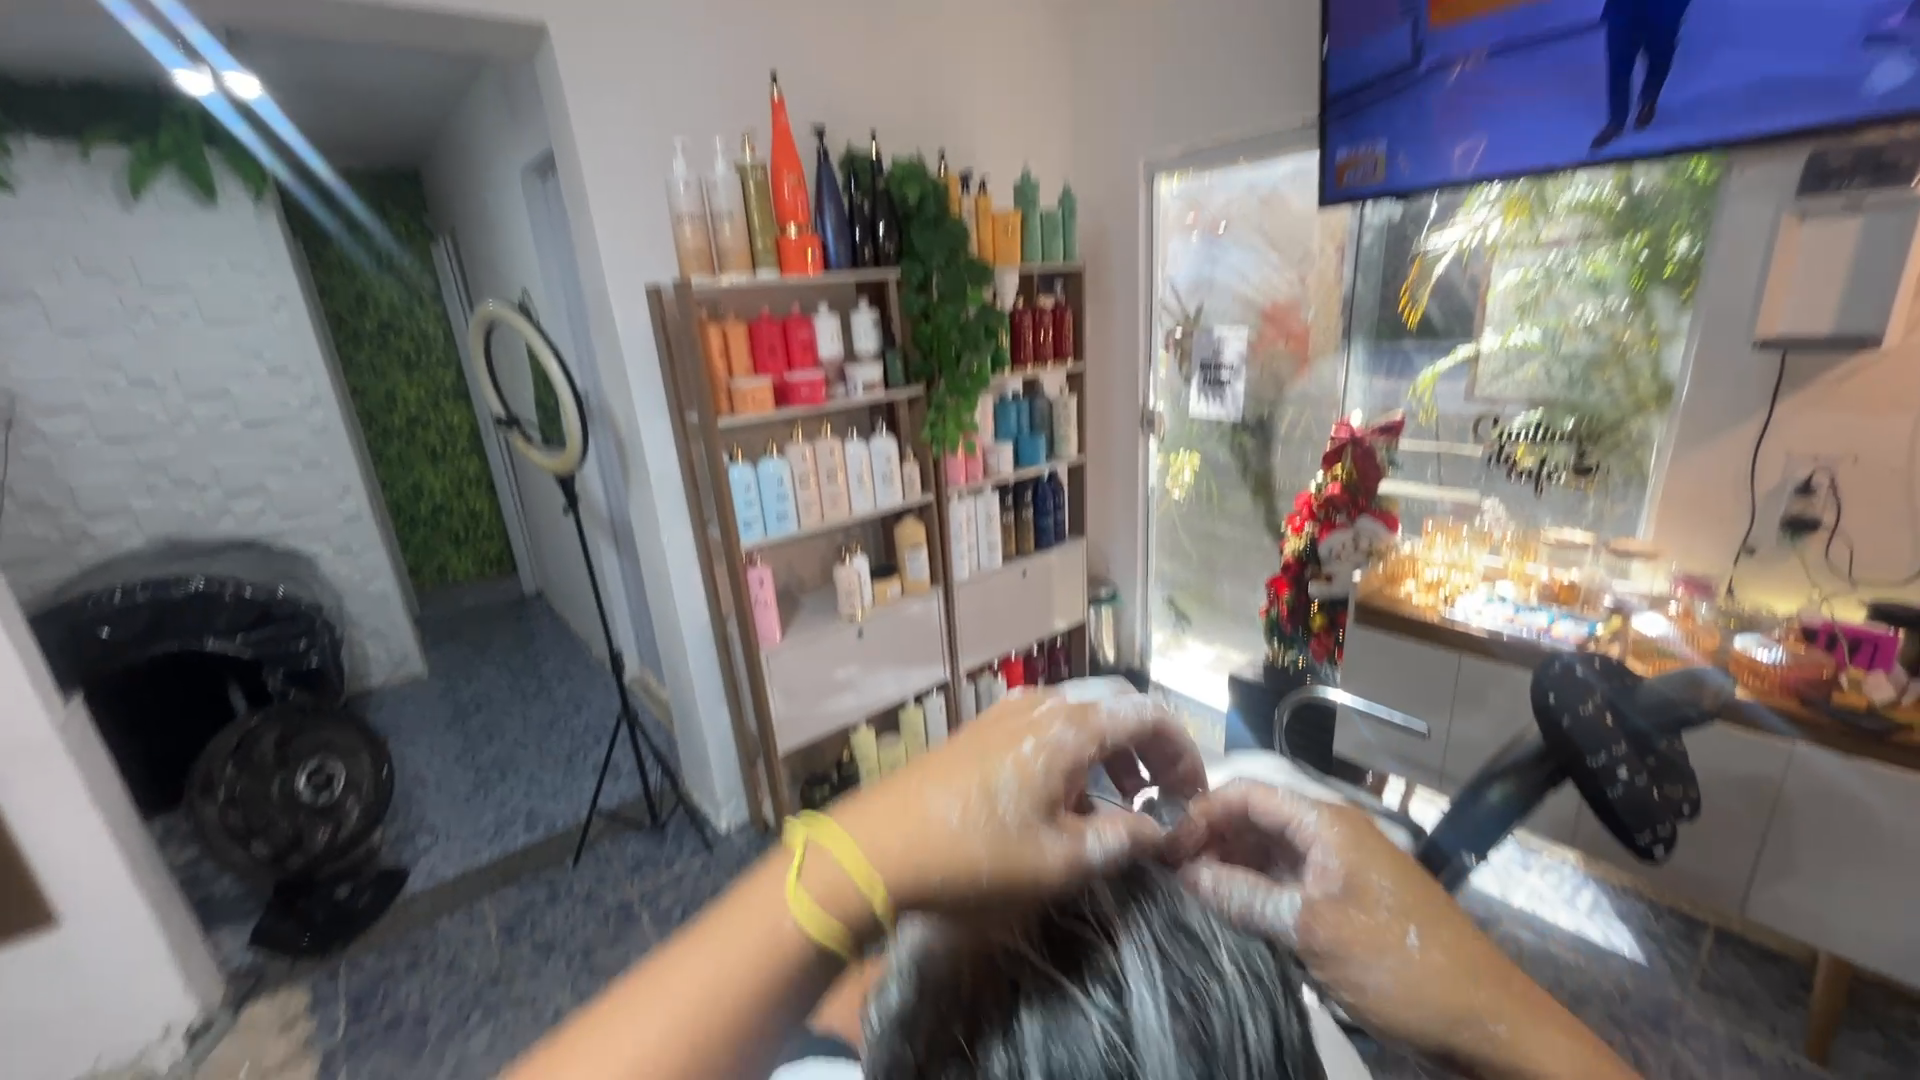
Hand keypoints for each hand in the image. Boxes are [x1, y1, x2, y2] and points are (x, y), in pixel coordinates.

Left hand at [832, 686, 1207, 915]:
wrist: (879, 845)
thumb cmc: (976, 854)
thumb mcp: (1060, 860)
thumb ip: (1119, 840)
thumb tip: (1157, 832)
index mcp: (1069, 726)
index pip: (1148, 715)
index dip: (1182, 751)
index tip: (1193, 794)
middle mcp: (1042, 705)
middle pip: (1115, 710)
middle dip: (1148, 751)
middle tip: (1159, 799)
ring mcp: (1007, 713)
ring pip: (1079, 720)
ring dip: (1110, 756)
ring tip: (1120, 805)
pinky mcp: (983, 731)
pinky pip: (1046, 731)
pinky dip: (1074, 757)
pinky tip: (1066, 802)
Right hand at [1172, 782, 1631, 1077]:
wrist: (1489, 1027)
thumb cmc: (1400, 965)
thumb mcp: (1313, 930)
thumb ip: (1245, 895)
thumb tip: (1183, 872)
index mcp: (1327, 823)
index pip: (1248, 793)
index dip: (1202, 813)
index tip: (1167, 847)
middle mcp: (1329, 835)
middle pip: (1254, 819)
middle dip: (1210, 839)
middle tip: (1170, 872)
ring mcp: (1336, 870)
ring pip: (1266, 852)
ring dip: (1228, 867)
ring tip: (1190, 892)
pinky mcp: (1340, 904)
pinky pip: (1284, 884)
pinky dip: (1252, 892)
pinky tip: (1227, 911)